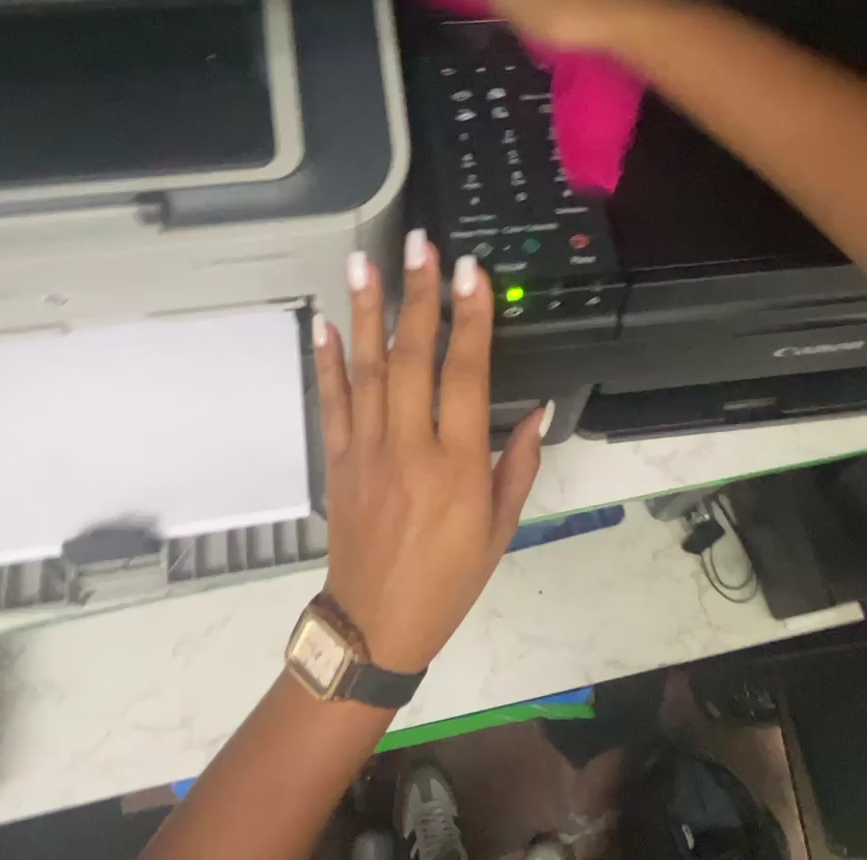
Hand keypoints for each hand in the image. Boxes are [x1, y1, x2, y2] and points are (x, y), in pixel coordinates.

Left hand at [313, 231, 547, 673]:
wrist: (375, 624)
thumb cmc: (450, 579)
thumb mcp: (500, 528)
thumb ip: (518, 464)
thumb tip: (539, 409)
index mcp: (458, 465)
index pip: (466, 376)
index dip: (471, 319)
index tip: (471, 271)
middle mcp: (410, 448)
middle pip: (413, 358)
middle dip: (418, 295)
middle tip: (421, 242)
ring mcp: (366, 451)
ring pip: (367, 369)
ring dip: (367, 310)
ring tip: (364, 260)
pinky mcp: (337, 461)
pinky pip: (332, 403)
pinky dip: (327, 361)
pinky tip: (327, 322)